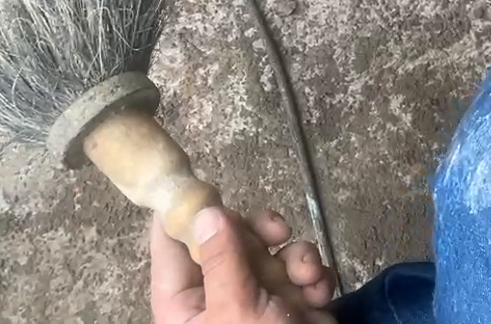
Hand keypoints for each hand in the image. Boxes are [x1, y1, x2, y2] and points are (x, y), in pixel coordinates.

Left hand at [151, 207, 336, 323]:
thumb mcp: (236, 310)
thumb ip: (222, 259)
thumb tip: (205, 210)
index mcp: (185, 305)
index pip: (170, 250)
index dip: (180, 215)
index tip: (195, 180)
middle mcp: (217, 295)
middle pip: (229, 237)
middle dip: (261, 233)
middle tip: (278, 232)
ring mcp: (255, 296)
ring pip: (272, 247)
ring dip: (297, 256)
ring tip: (308, 278)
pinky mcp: (289, 299)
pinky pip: (300, 265)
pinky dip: (314, 274)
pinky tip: (320, 293)